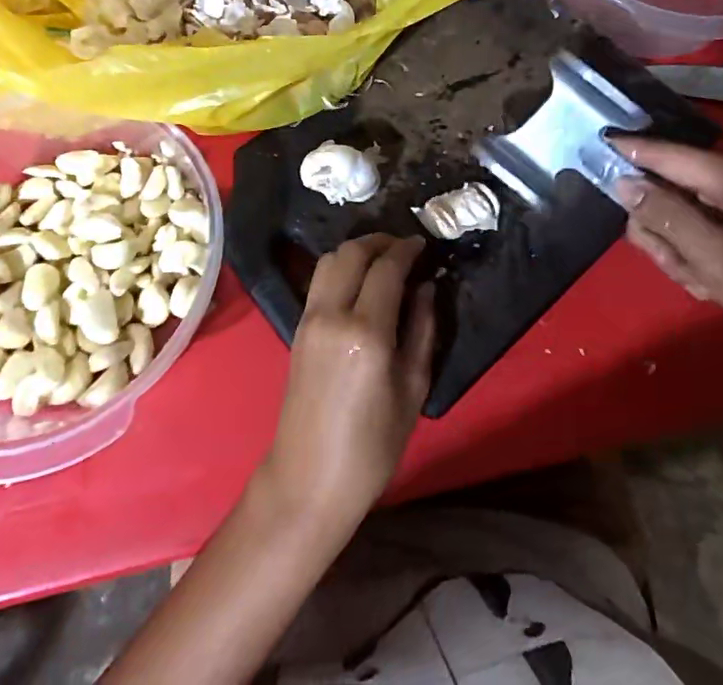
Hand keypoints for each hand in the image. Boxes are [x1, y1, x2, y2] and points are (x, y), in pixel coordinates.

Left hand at [261, 234, 435, 525]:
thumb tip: (426, 288)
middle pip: (350, 253)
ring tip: (384, 262)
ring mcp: (308, 321)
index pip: (386, 268)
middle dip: (380, 242)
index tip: (425, 245)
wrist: (309, 480)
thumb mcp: (413, 389)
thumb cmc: (373, 446)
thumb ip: (422, 330)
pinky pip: (319, 283)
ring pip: (328, 261)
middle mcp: (331, 316)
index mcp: (366, 332)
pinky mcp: (297, 330)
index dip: (408, 249)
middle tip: (406, 249)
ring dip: (357, 252)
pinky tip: (362, 285)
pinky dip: (341, 270)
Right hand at [611, 136, 722, 371]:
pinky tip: (715, 289)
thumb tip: (625, 184)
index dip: (628, 150)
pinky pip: (700, 238)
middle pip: (669, 191)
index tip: (590, 144)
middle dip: (662, 230)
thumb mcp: (720, 262)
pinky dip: (697, 263)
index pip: (667, 153)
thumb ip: (669, 219)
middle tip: (680, 266)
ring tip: (704, 284)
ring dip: (680, 253)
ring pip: (680, 220)